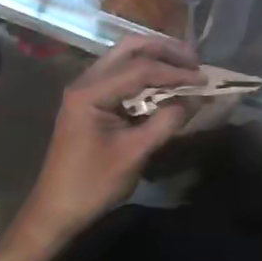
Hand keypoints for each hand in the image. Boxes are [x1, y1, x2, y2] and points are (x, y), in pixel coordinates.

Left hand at [12, 36, 204, 254]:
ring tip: (187, 69)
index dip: (176, 72)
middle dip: (165, 51)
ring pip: (126, 58)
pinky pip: (123, 76)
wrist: (57, 210)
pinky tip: (167, 85)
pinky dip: (148, 75)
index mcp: (90, 93)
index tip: (204, 79)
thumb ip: (167, 121)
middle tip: (195, 61)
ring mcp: (88, 90)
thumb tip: (196, 99)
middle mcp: (86, 82)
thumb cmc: (93, 184)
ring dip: (157, 59)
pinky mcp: (93, 101)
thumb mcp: (135, 153)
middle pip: (130, 49)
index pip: (140, 68)